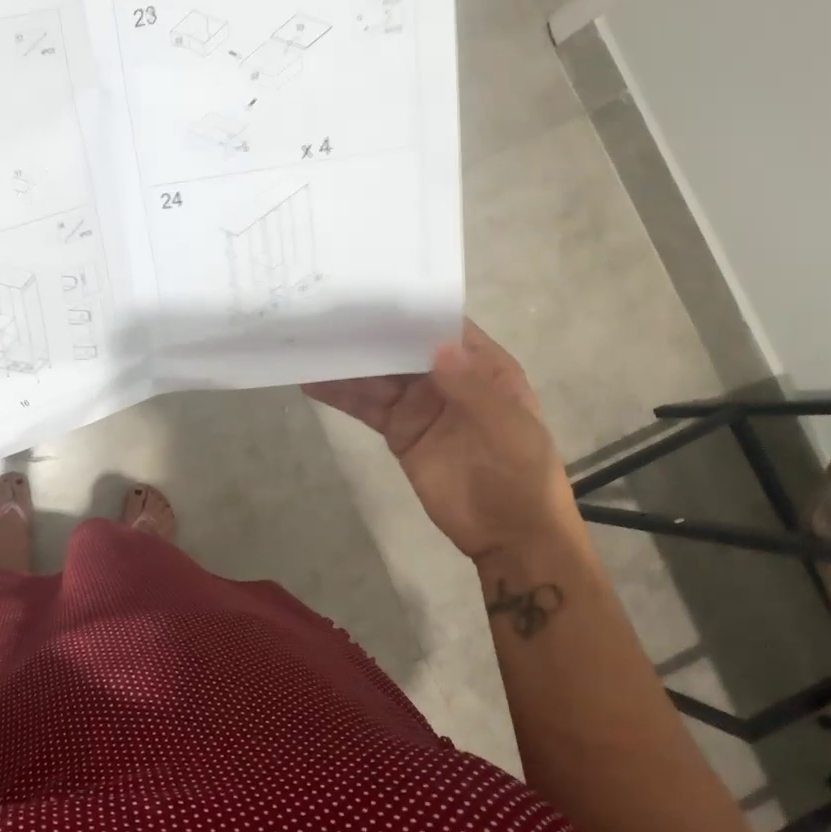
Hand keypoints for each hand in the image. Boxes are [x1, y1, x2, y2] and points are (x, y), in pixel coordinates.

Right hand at [304, 320, 579, 561]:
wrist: (509, 536)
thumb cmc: (521, 477)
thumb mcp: (508, 430)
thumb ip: (472, 389)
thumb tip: (437, 347)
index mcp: (484, 368)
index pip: (443, 328)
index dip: (411, 312)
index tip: (371, 295)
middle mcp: (449, 378)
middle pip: (403, 348)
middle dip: (369, 334)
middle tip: (325, 317)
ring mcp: (421, 405)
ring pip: (378, 376)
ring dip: (347, 363)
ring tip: (309, 345)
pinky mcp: (399, 431)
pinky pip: (366, 406)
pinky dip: (340, 395)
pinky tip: (312, 382)